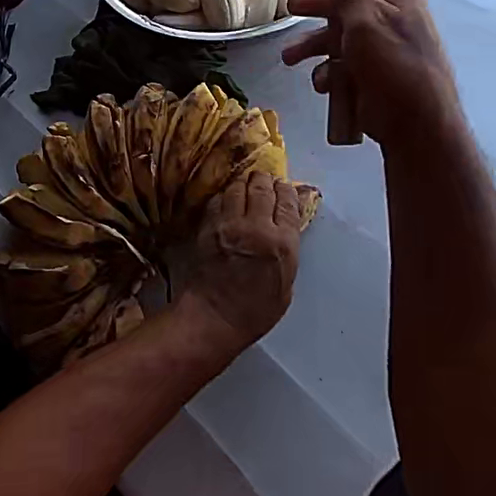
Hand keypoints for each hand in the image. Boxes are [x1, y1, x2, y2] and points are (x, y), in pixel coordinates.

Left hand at [174, 171, 302, 348]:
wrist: (214, 317)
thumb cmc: (255, 310)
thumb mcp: (286, 282)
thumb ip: (287, 249)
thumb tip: (284, 227)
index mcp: (282, 243)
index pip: (287, 203)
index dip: (286, 191)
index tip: (284, 186)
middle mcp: (257, 227)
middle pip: (262, 189)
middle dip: (265, 180)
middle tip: (265, 178)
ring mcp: (229, 224)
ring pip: (238, 188)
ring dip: (244, 183)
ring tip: (247, 183)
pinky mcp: (208, 226)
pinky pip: (219, 200)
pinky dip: (226, 195)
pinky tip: (228, 199)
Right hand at [281, 0, 463, 148]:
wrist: (415, 126)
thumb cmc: (392, 67)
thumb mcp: (366, 22)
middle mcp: (390, 17)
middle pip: (349, 0)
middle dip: (319, 5)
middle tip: (292, 6)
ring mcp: (382, 47)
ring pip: (341, 36)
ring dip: (315, 44)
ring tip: (291, 56)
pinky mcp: (373, 74)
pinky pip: (344, 64)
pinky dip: (329, 72)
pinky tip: (322, 83)